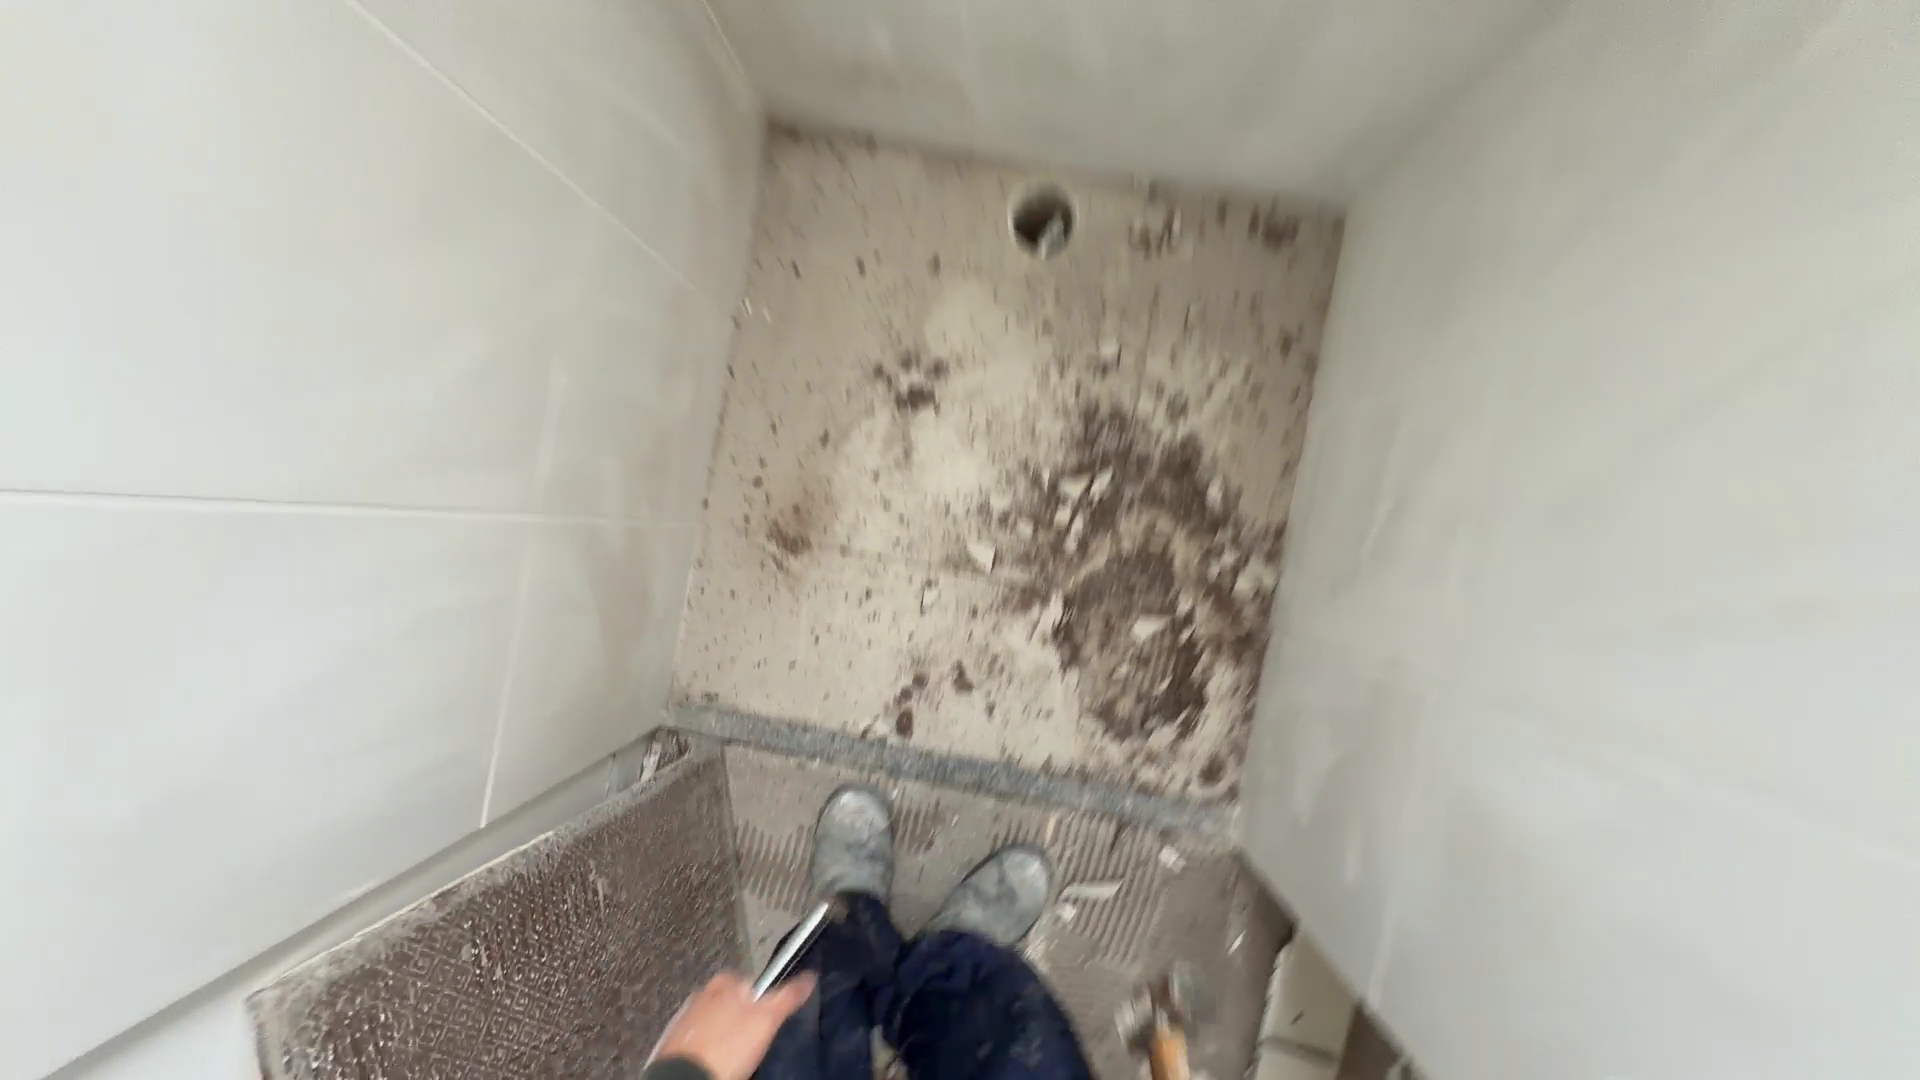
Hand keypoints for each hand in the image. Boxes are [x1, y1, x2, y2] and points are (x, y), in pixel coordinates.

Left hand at [648, 972, 816, 1079]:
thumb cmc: (728, 1047)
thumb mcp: (767, 1019)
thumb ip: (788, 996)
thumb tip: (809, 978)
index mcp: (724, 982)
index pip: (751, 984)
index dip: (762, 1003)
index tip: (767, 1022)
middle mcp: (701, 994)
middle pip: (731, 1003)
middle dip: (741, 1019)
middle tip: (751, 1042)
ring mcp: (685, 1020)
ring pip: (714, 1024)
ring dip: (723, 1036)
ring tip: (732, 1058)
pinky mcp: (673, 1045)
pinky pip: (698, 1044)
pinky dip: (707, 1051)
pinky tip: (715, 1064)